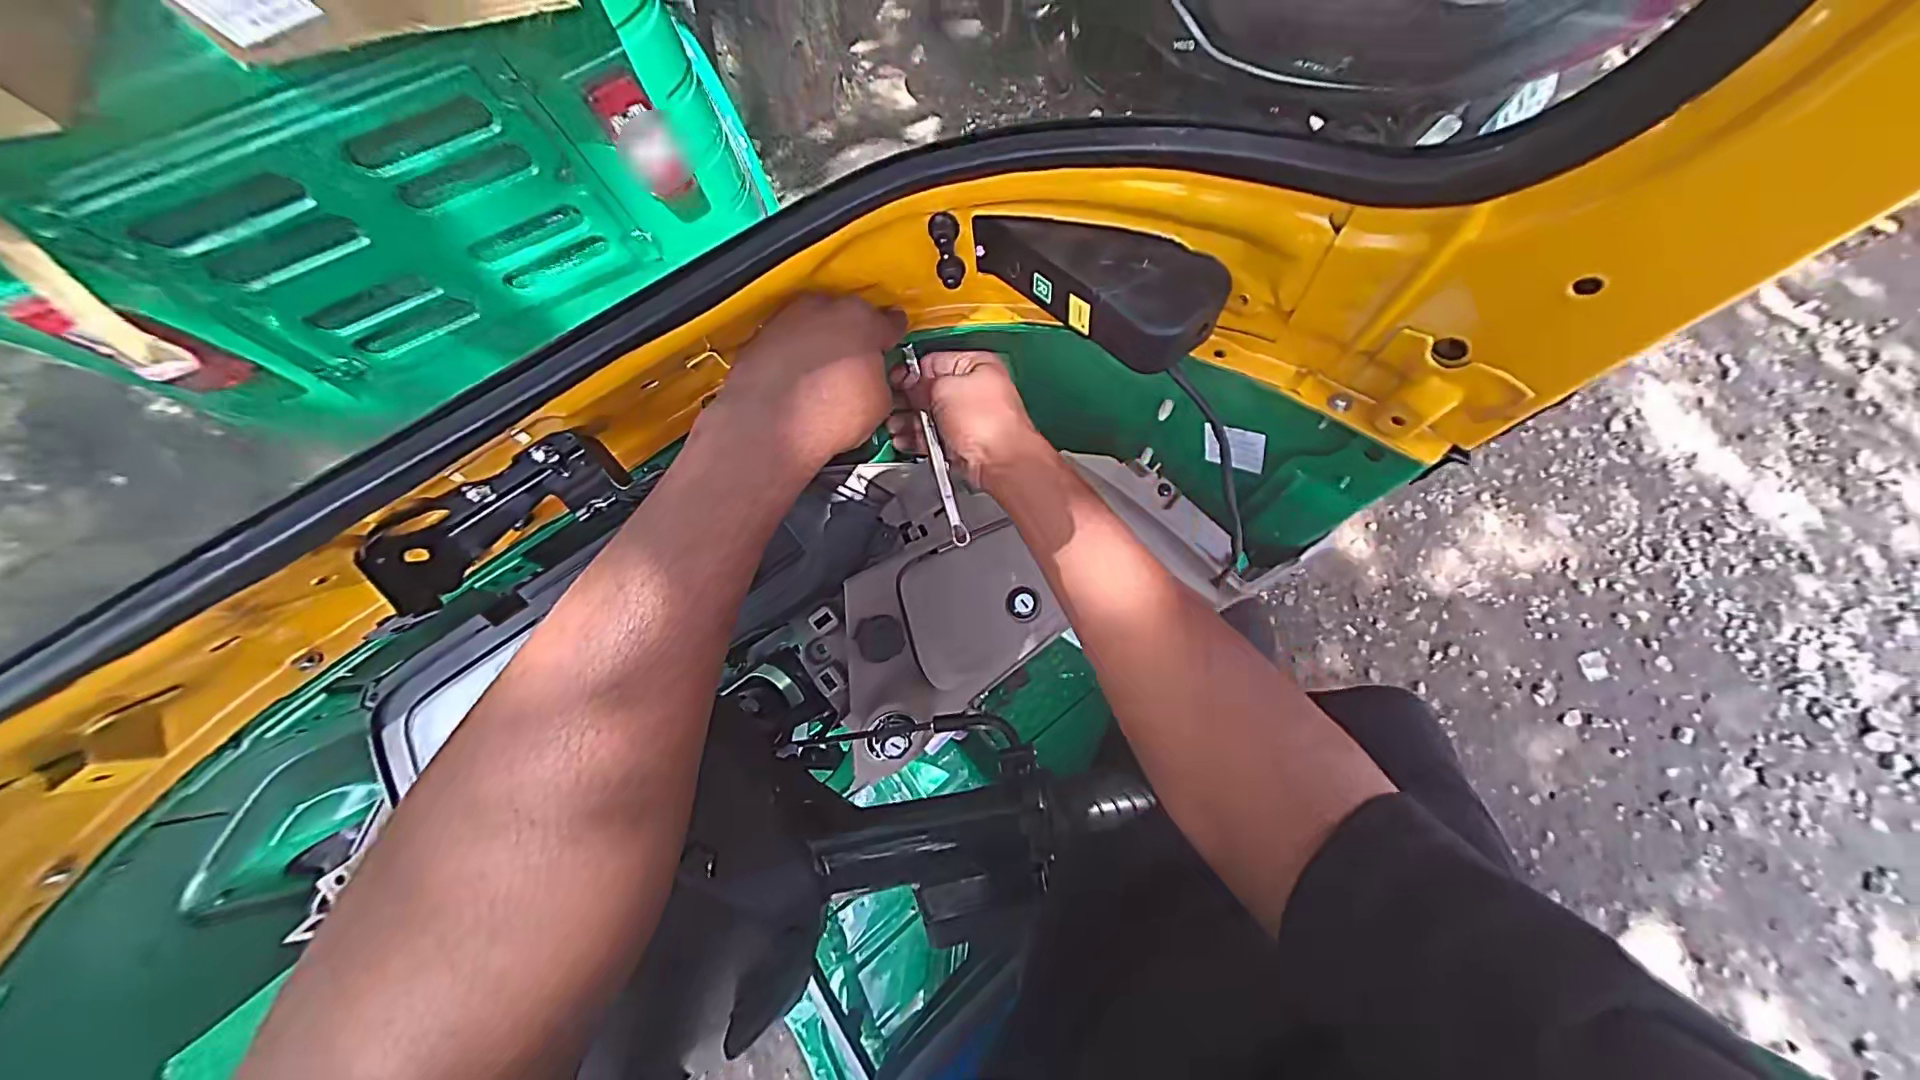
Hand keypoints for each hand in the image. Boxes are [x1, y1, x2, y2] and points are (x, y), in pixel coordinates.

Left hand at [703, 294, 905, 467]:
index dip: (892, 338)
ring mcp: (789, 319)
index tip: (890, 347)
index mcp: (863, 320)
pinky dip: (794, 358)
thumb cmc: (820, 415)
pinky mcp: (760, 337)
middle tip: (858, 373)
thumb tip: (877, 384)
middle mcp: (824, 309)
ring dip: (821, 348)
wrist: (771, 428)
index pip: (890, 321)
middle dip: (855, 341)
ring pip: (815, 327)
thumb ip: (882, 380)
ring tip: (825, 385)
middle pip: (849, 318)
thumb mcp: (880, 404)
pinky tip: (800, 387)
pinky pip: (787, 343)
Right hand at [888, 350, 1048, 488]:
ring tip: (895, 425)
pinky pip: (934, 436)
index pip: (933, 361)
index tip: (893, 381)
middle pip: (930, 390)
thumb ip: (922, 383)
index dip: (910, 371)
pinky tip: (904, 440)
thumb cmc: (987, 424)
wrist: (1000, 462)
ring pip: (930, 415)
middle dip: (907, 399)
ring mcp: (969, 417)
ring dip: (909, 421)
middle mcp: (975, 389)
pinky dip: (918, 438)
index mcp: (977, 365)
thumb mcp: (944, 388)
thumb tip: (909, 384)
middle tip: (892, 405)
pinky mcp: (963, 441)